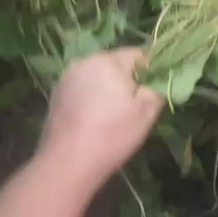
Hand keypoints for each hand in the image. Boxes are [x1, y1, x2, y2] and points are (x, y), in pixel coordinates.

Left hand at [38, 48, 163, 188]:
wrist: (68, 161)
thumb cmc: (112, 134)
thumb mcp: (147, 111)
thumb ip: (159, 87)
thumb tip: (162, 77)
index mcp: (107, 60)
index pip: (138, 55)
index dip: (151, 71)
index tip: (153, 93)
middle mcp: (84, 61)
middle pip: (116, 65)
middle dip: (127, 81)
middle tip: (134, 109)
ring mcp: (66, 78)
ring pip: (98, 77)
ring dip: (108, 89)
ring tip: (113, 117)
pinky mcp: (56, 94)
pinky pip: (82, 89)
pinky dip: (91, 99)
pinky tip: (93, 121)